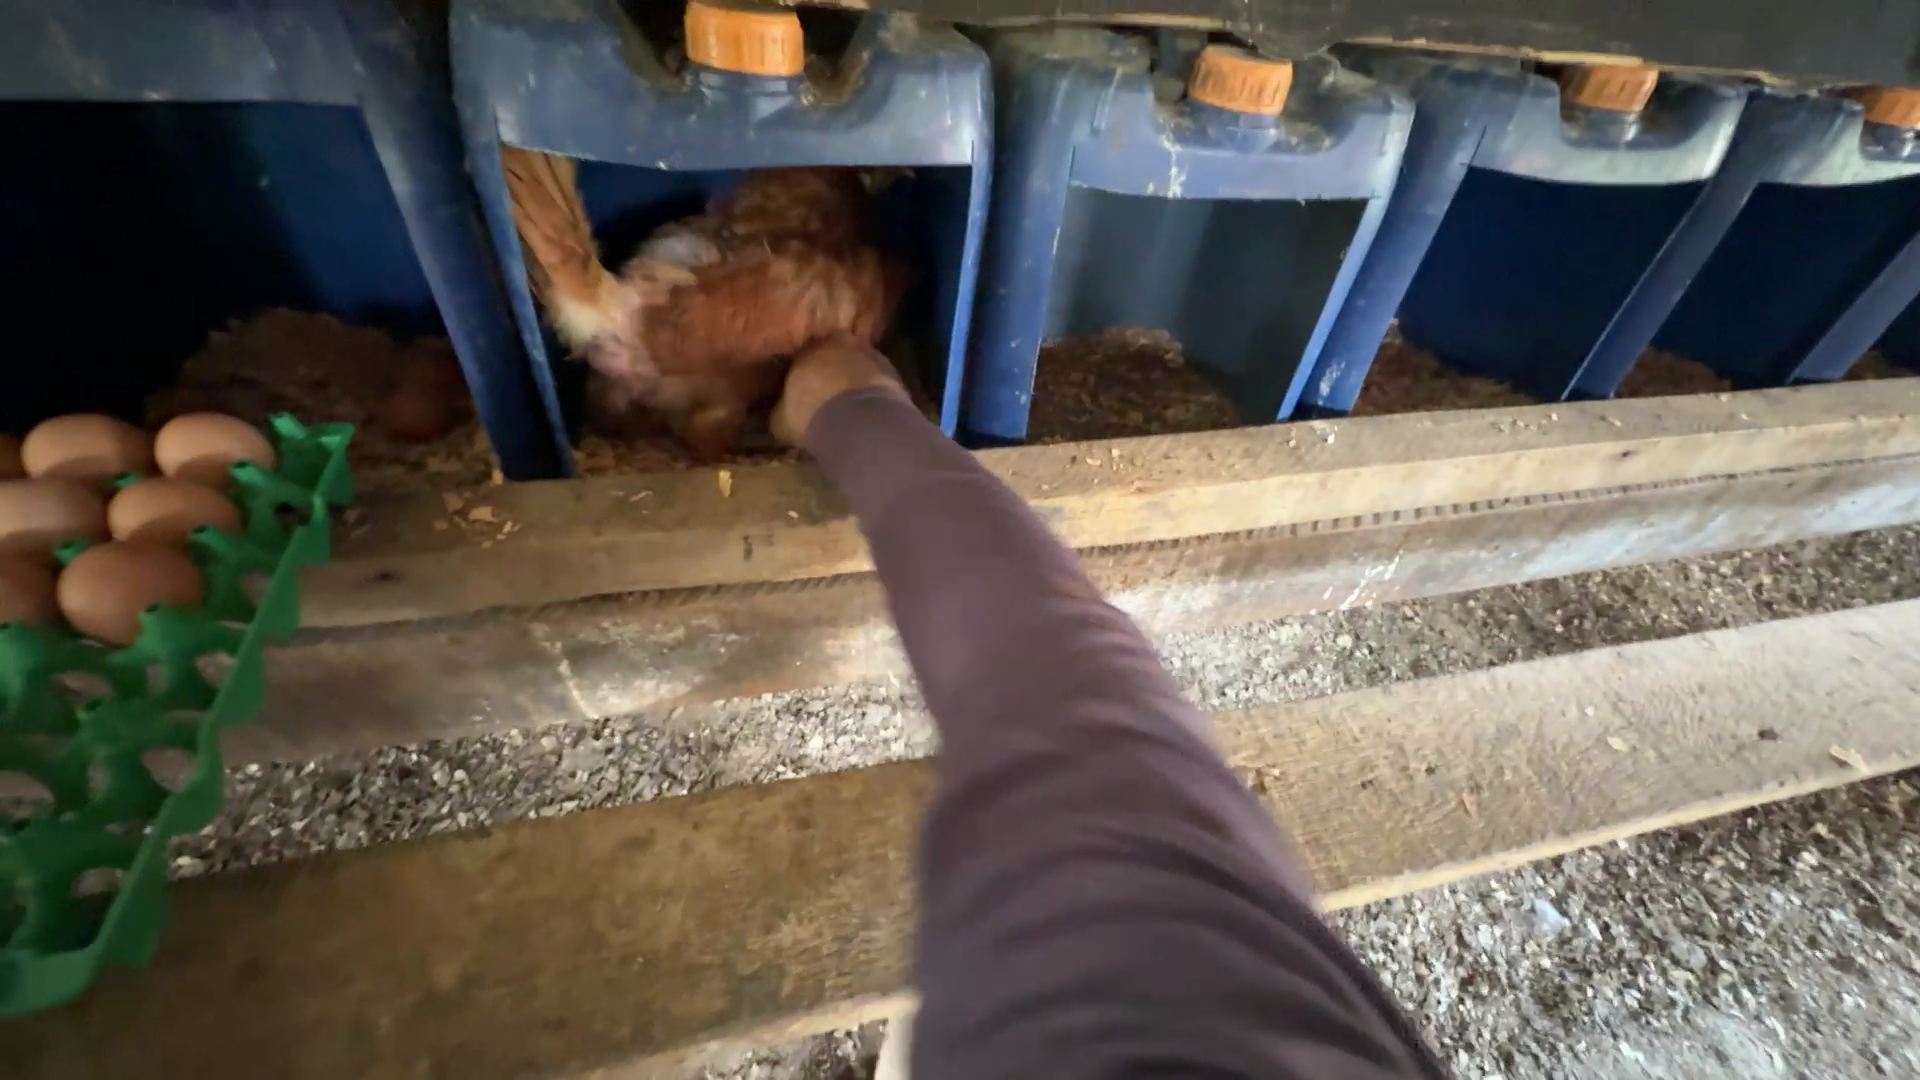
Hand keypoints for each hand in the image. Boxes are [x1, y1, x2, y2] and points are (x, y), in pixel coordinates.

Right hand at [772, 334, 909, 446]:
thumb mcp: (780, 419)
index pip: (805, 354)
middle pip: (838, 354)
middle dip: (836, 370)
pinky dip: (877, 393)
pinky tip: (872, 411)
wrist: (858, 419)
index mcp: (808, 347)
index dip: (806, 372)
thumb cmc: (809, 413)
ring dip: (859, 379)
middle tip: (832, 392)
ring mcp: (873, 355)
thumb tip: (779, 416)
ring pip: (863, 365)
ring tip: (855, 405)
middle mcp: (842, 342)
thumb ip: (780, 411)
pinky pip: (881, 382)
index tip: (806, 388)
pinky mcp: (895, 374)